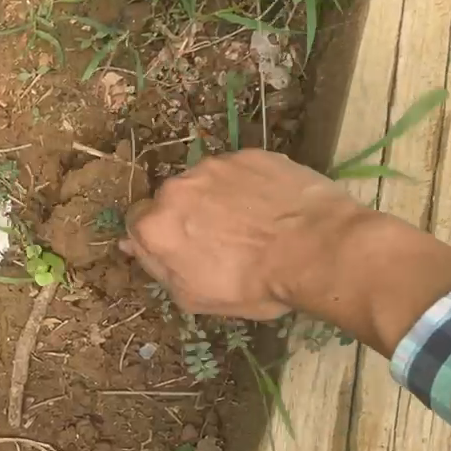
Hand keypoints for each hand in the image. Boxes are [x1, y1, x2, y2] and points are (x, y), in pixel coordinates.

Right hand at [119, 149, 364, 319]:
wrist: (319, 251)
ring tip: (250, 221)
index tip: (180, 249)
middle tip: (219, 238)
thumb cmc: (250, 284)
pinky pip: (239, 170)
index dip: (158, 237)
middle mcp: (175, 189)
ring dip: (215, 198)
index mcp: (153, 226)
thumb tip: (131, 245)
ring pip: (203, 182)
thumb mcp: (191, 296)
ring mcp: (215, 167)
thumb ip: (155, 267)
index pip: (136, 223)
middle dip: (185, 215)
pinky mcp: (251, 155)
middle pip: (169, 200)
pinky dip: (247, 185)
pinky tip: (269, 206)